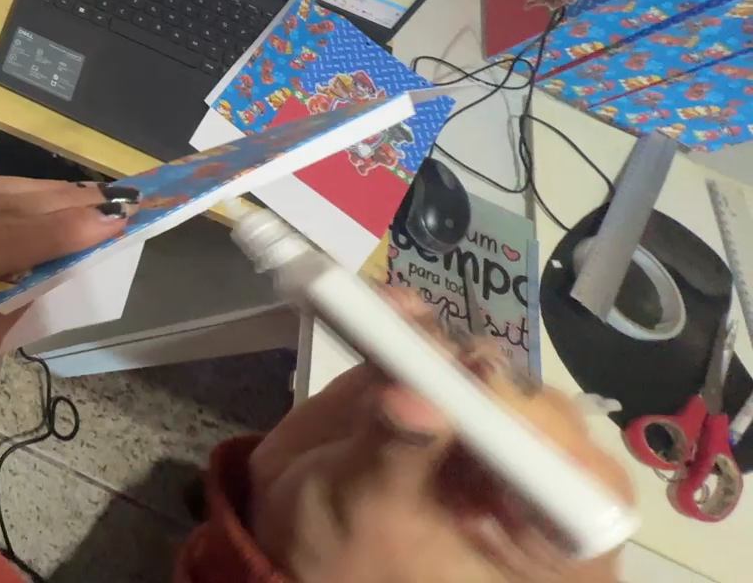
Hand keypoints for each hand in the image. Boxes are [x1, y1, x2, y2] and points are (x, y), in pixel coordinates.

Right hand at [248, 296, 632, 582]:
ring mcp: (468, 430)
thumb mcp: (370, 516)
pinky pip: (424, 355)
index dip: (544, 437)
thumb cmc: (341, 553)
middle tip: (446, 356)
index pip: (578, 487)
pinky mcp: (419, 392)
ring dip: (441, 340)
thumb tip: (416, 400)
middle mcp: (523, 481)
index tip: (489, 397)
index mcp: (543, 542)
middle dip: (489, 380)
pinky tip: (390, 303)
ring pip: (478, 374)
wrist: (280, 528)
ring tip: (403, 312)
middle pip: (534, 418)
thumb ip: (395, 458)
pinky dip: (405, 324)